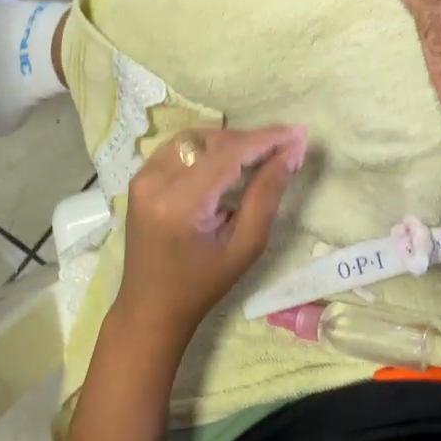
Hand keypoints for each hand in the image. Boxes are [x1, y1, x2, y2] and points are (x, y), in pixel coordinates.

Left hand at [117, 125, 308, 335]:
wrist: (151, 306)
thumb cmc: (203, 284)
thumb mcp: (245, 245)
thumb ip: (267, 194)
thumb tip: (291, 152)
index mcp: (180, 204)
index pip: (229, 155)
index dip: (266, 140)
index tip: (299, 133)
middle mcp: (155, 181)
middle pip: (213, 141)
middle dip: (252, 139)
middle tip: (286, 145)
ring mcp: (143, 177)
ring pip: (196, 138)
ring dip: (231, 140)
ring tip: (261, 152)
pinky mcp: (141, 177)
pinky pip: (180, 146)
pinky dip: (209, 146)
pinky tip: (230, 158)